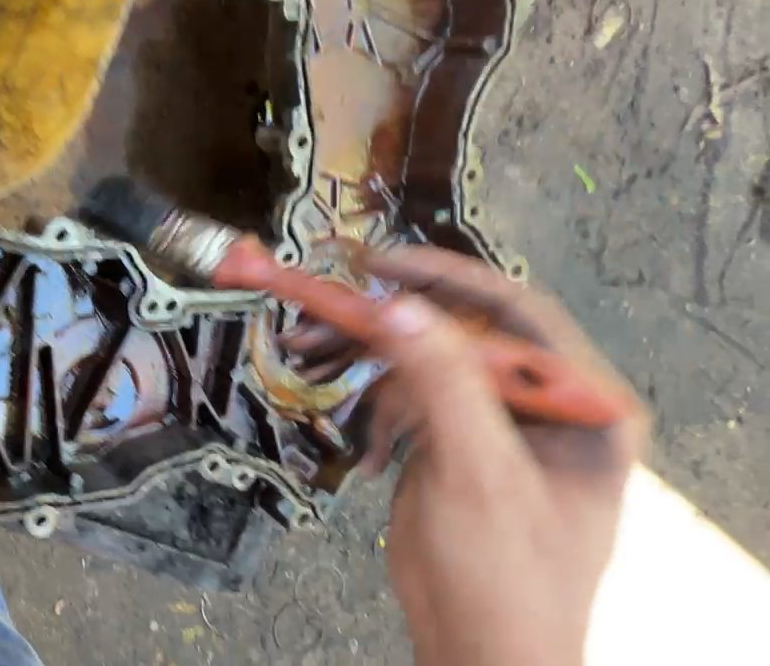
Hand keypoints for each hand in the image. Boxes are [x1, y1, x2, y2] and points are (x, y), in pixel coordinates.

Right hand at [340, 246, 641, 665]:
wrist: (479, 641)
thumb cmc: (507, 577)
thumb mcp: (478, 473)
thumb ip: (444, 385)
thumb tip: (399, 308)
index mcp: (585, 406)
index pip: (516, 311)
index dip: (444, 277)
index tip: (377, 264)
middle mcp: (542, 402)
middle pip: (456, 327)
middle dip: (385, 314)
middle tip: (325, 300)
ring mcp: (493, 416)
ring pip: (420, 351)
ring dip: (361, 345)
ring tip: (308, 339)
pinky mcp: (452, 431)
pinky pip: (402, 382)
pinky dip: (361, 379)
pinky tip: (333, 388)